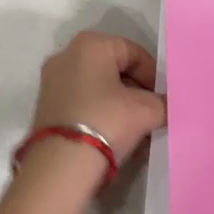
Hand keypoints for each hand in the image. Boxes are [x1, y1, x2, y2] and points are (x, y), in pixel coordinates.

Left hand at [28, 32, 166, 171]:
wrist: (59, 168)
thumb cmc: (106, 122)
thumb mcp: (146, 111)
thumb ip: (162, 102)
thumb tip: (167, 106)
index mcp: (91, 44)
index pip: (134, 52)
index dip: (154, 75)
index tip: (164, 98)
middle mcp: (67, 55)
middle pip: (114, 69)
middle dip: (136, 91)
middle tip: (152, 113)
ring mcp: (52, 82)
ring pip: (98, 88)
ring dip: (120, 105)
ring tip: (136, 130)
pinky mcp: (46, 107)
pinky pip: (82, 102)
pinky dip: (101, 114)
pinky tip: (115, 136)